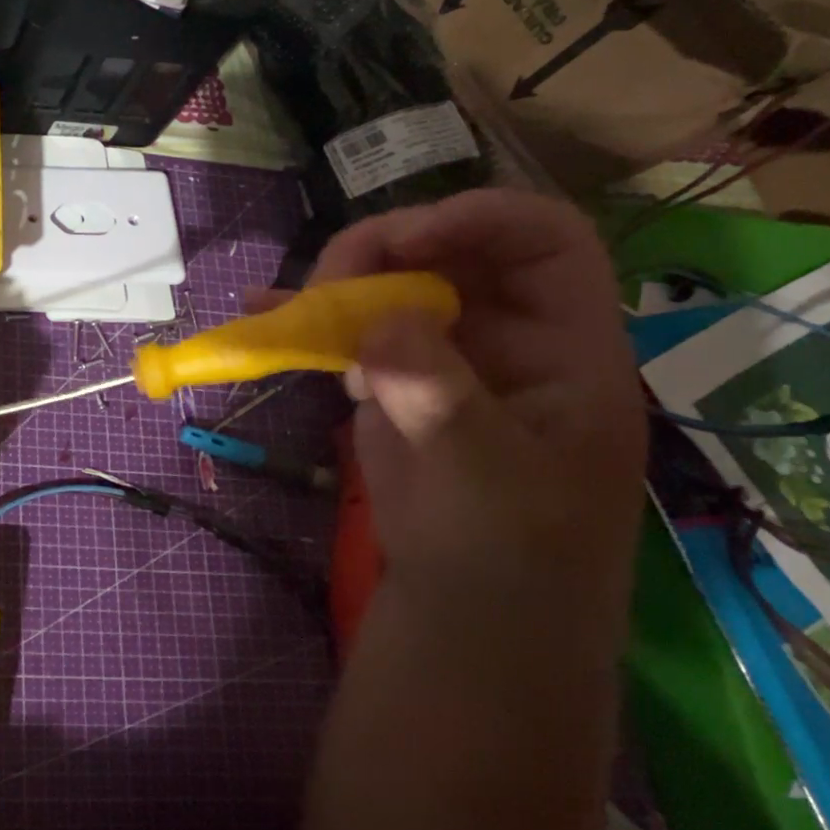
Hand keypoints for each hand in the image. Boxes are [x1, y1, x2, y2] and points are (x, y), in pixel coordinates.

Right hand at [314, 189, 646, 640]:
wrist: (469, 609)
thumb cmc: (508, 551)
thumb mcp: (488, 478)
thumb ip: (441, 398)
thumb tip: (383, 322)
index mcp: (566, 348)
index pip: (548, 244)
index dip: (484, 220)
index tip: (407, 239)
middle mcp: (507, 336)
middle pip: (452, 252)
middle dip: (388, 250)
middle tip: (331, 279)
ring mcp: (443, 356)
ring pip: (392, 284)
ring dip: (339, 281)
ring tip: (293, 304)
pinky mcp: (391, 380)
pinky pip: (350, 330)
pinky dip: (307, 319)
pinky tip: (264, 311)